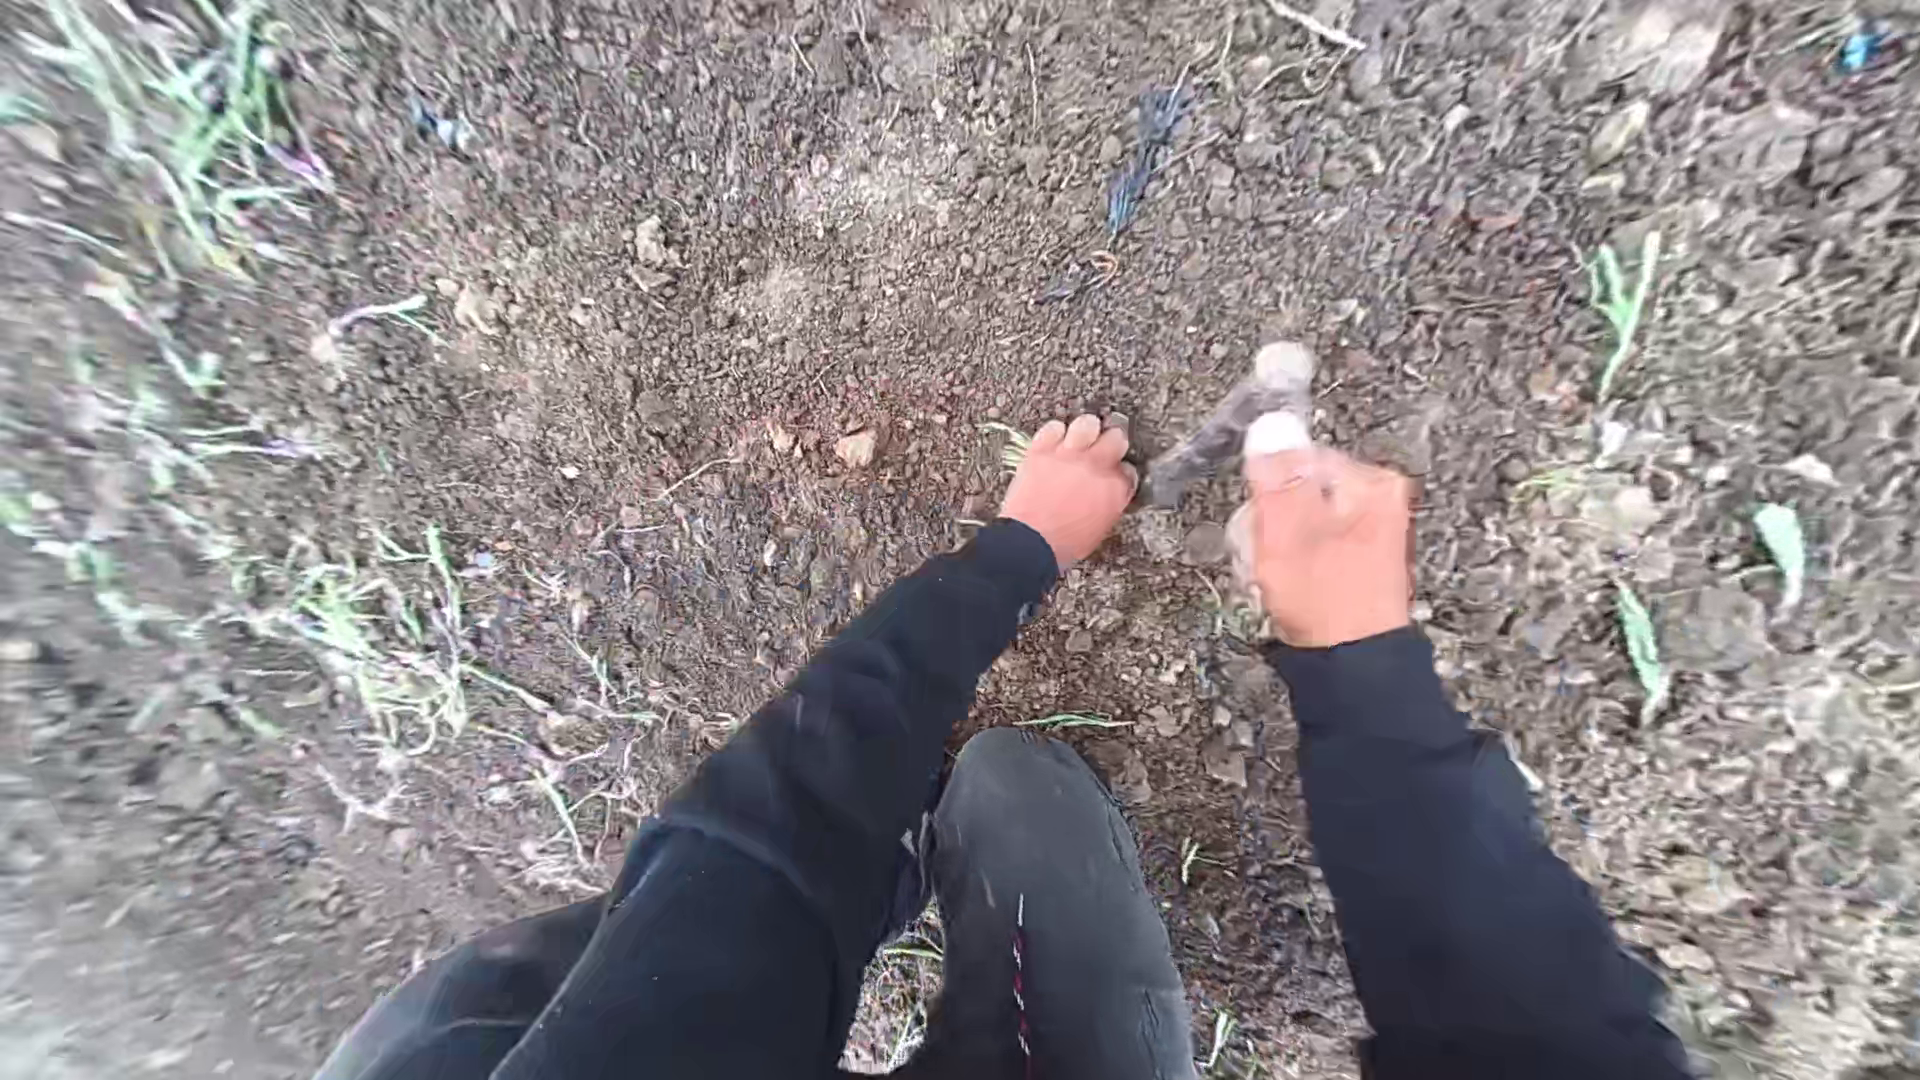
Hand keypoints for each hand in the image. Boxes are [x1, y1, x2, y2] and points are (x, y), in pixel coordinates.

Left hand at [1000, 415, 1136, 569]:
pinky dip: (1054, 432)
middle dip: (1111, 441)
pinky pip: (1053, 428)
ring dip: (1085, 429)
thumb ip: (1107, 504)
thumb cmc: (1062, 543)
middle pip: (1115, 437)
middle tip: (1102, 446)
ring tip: (1080, 437)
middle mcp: (1096, 466)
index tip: (1113, 471)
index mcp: (1115, 489)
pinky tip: (1054, 440)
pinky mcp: (1042, 452)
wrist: (1030, 542)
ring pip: (1087, 424)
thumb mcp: (1098, 529)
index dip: (1120, 469)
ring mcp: (1069, 456)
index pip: (1128, 468)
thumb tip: (1104, 497)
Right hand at [1242, 446, 1413, 647]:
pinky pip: (1301, 541)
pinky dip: (1284, 560)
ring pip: (1291, 518)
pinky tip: (1284, 583)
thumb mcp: (1289, 530)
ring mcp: (1361, 531)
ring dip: (1270, 544)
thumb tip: (1270, 424)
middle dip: (1267, 522)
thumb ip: (1278, 476)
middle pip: (1291, 489)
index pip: (1294, 461)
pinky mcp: (1347, 556)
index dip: (1266, 494)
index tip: (1262, 524)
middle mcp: (1372, 502)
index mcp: (1369, 485)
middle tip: (1267, 553)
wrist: (1347, 661)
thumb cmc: (1324, 597)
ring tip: (1274, 574)